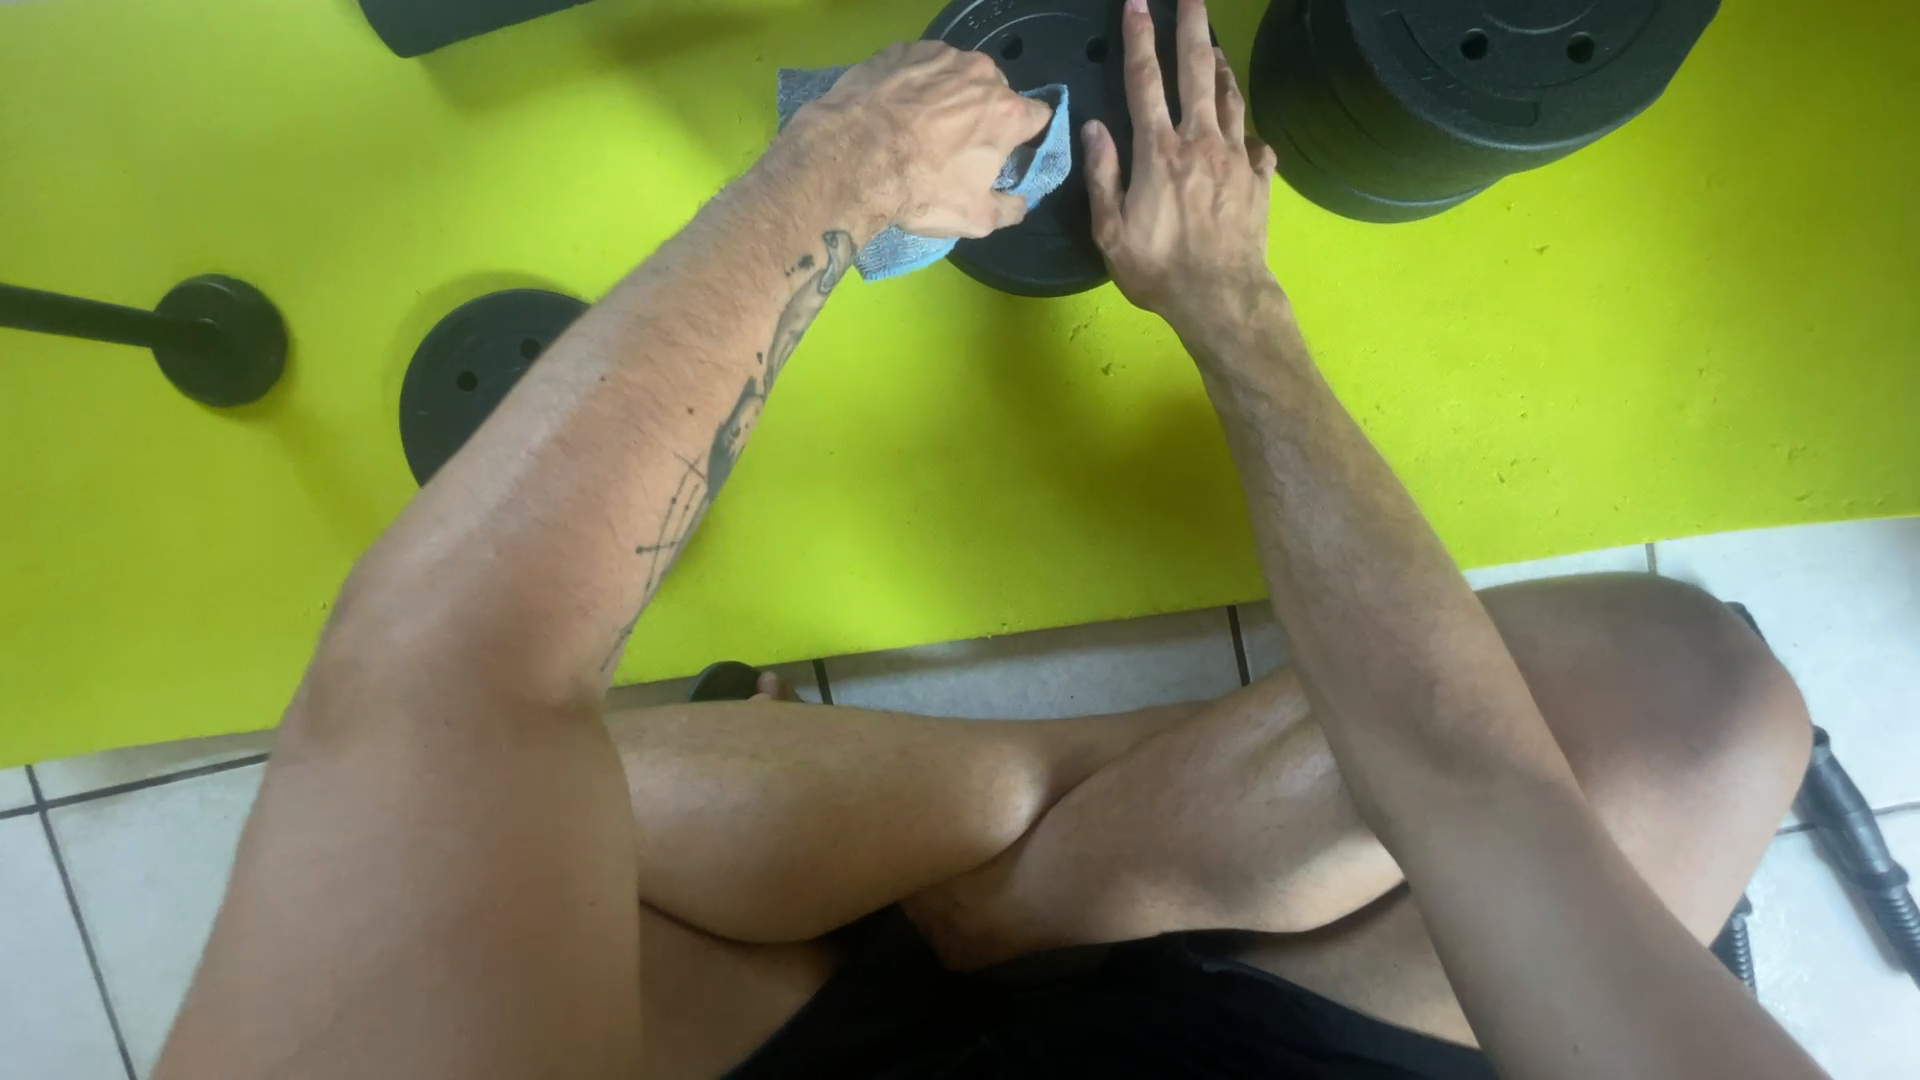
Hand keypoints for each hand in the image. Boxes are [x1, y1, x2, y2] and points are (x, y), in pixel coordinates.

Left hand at [794, 42, 1053, 238]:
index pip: (1038, 117)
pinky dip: (916, 86)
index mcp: (1007, 113)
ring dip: (950, 98)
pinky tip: (898, 112)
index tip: (1008, 153)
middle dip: (984, 116)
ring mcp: (940, 55)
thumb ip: (1009, 209)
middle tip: (958, 147)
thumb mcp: (975, 219)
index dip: (1025, 137)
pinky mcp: (902, 50)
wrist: (854, 160)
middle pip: (996, 93)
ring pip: (958, 76)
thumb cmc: (922, 192)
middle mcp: (981, 73)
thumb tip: (1020, 204)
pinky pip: (920, 67)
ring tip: (923, 127)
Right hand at [1086, 0, 1283, 341]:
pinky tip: (1242, 126)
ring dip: (1219, 64)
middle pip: (1196, 69)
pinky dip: (1245, 126)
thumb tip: (1094, 128)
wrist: (1219, 296)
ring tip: (1213, 43)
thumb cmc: (1157, 270)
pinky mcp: (1258, 178)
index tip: (1137, 3)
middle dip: (1192, 25)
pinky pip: (1255, 139)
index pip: (1145, 81)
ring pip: (1229, 95)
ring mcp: (1235, 157)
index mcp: (1159, 153)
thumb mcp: (1111, 233)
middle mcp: (1200, 142)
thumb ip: (1103, 177)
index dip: (1139, 38)